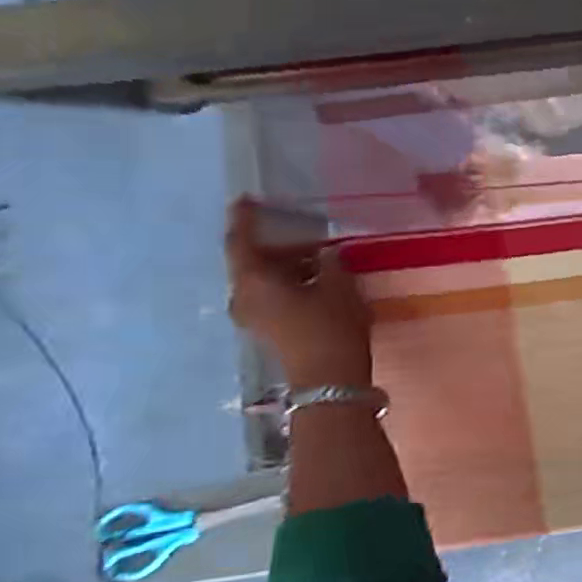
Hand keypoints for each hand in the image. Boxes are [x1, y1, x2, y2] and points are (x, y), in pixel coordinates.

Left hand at [225, 198, 372, 386]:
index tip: (248, 200)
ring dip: (288, 268)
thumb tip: (326, 254)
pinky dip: (290, 286)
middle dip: (280, 247)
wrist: (331, 381)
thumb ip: (331, 263)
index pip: (241, 240)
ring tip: (319, 261)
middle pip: (254, 262)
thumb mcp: (339, 288)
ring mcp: (253, 317)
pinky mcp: (269, 332)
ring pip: (265, 282)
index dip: (246, 218)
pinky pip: (273, 298)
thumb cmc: (332, 327)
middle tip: (308, 237)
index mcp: (252, 279)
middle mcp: (243, 296)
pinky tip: (316, 284)